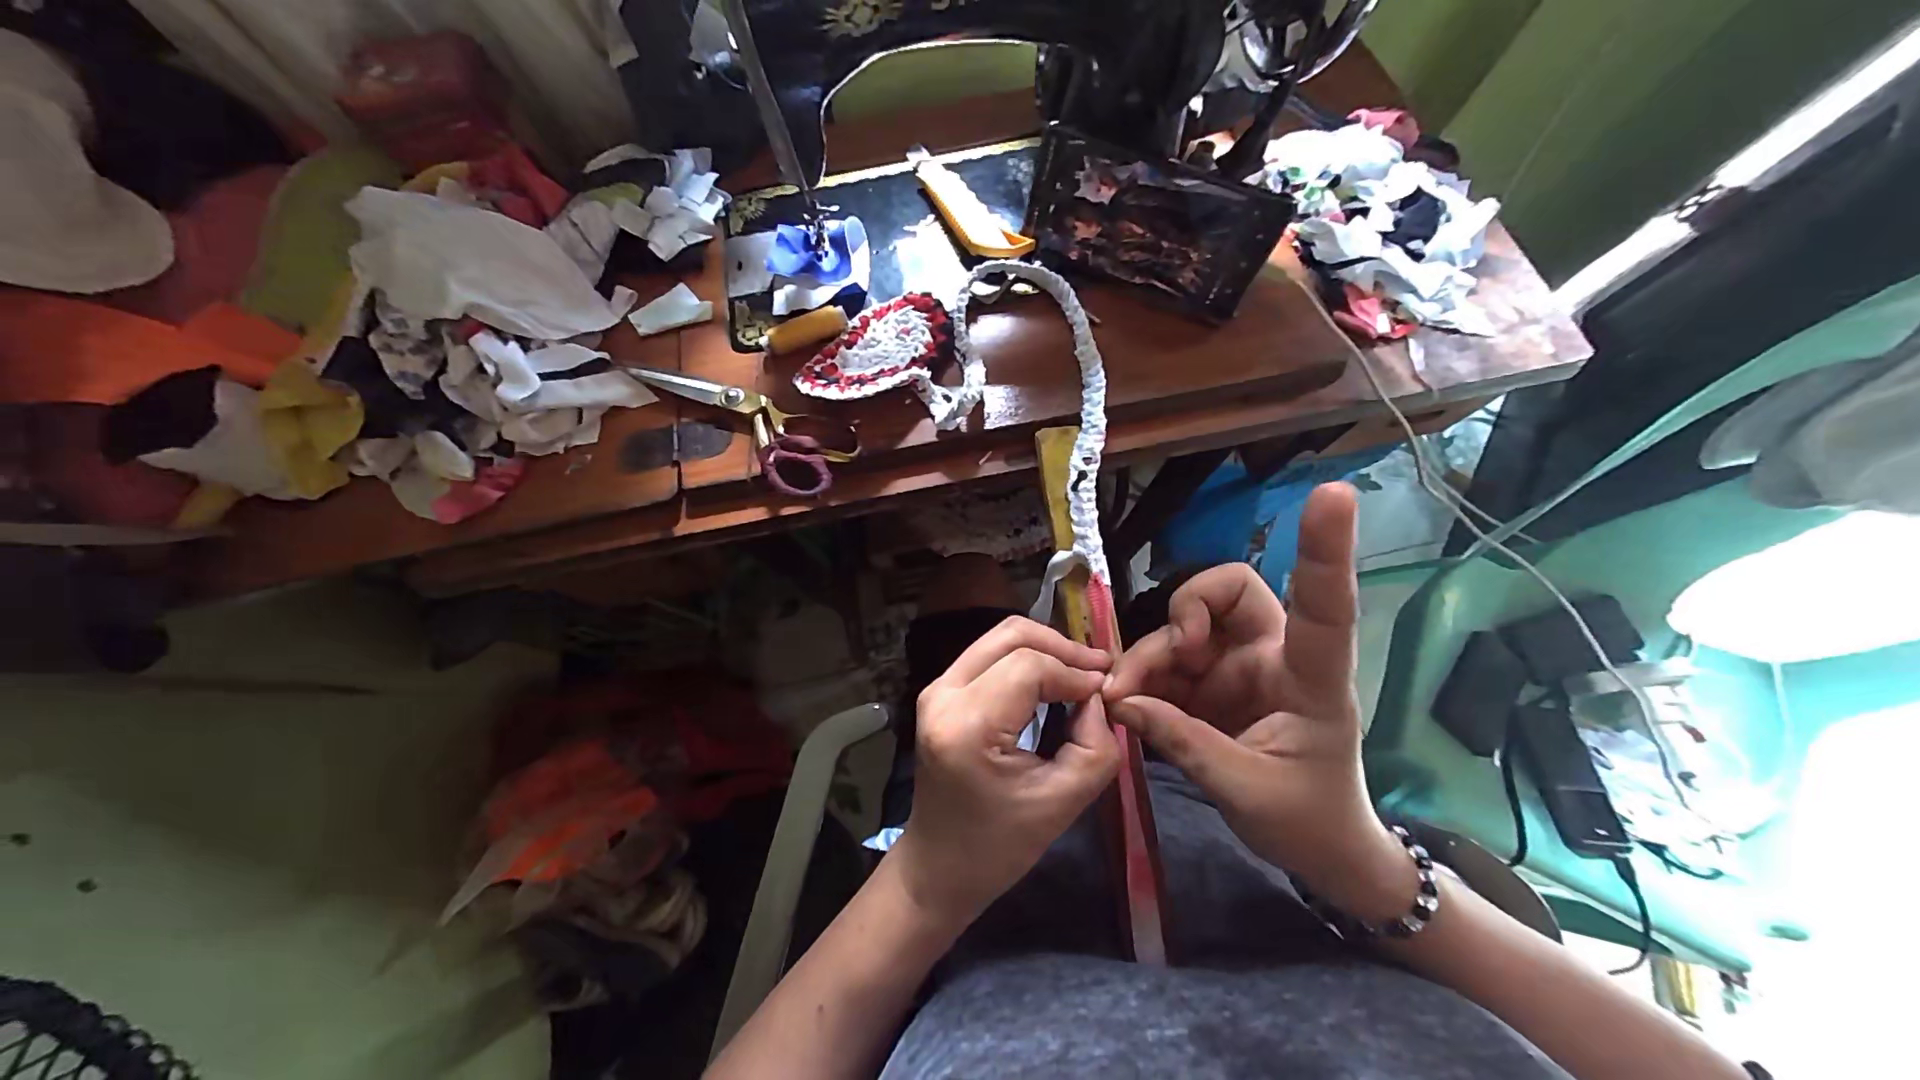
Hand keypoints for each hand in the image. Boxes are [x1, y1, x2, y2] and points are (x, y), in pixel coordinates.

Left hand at [895, 617, 1120, 923]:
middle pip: (1011, 635)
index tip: (1105, 692)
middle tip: (1099, 670)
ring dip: (1045, 648)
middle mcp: (942, 695)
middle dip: (1062, 646)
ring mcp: (936, 689)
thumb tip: (1098, 695)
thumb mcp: (1063, 803)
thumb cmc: (999, 846)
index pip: (1029, 667)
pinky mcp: (940, 691)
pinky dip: (1026, 657)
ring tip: (1082, 672)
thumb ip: (1095, 745)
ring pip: (999, 637)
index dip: (1074, 671)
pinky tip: (1053, 678)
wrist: (939, 866)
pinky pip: (989, 654)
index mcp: (966, 726)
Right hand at [1103, 484, 1409, 917]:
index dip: (1324, 551)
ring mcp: (1240, 666)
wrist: (1319, 850)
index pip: (1325, 607)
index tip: (1331, 495)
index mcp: (1312, 680)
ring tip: (1122, 698)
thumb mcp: (1245, 791)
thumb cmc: (1307, 821)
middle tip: (1175, 655)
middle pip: (1230, 591)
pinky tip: (1126, 702)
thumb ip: (1181, 741)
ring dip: (1150, 653)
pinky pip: (1168, 658)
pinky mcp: (1212, 682)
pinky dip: (1142, 673)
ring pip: (1187, 624)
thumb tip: (1120, 702)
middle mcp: (1275, 656)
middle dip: (1187, 609)